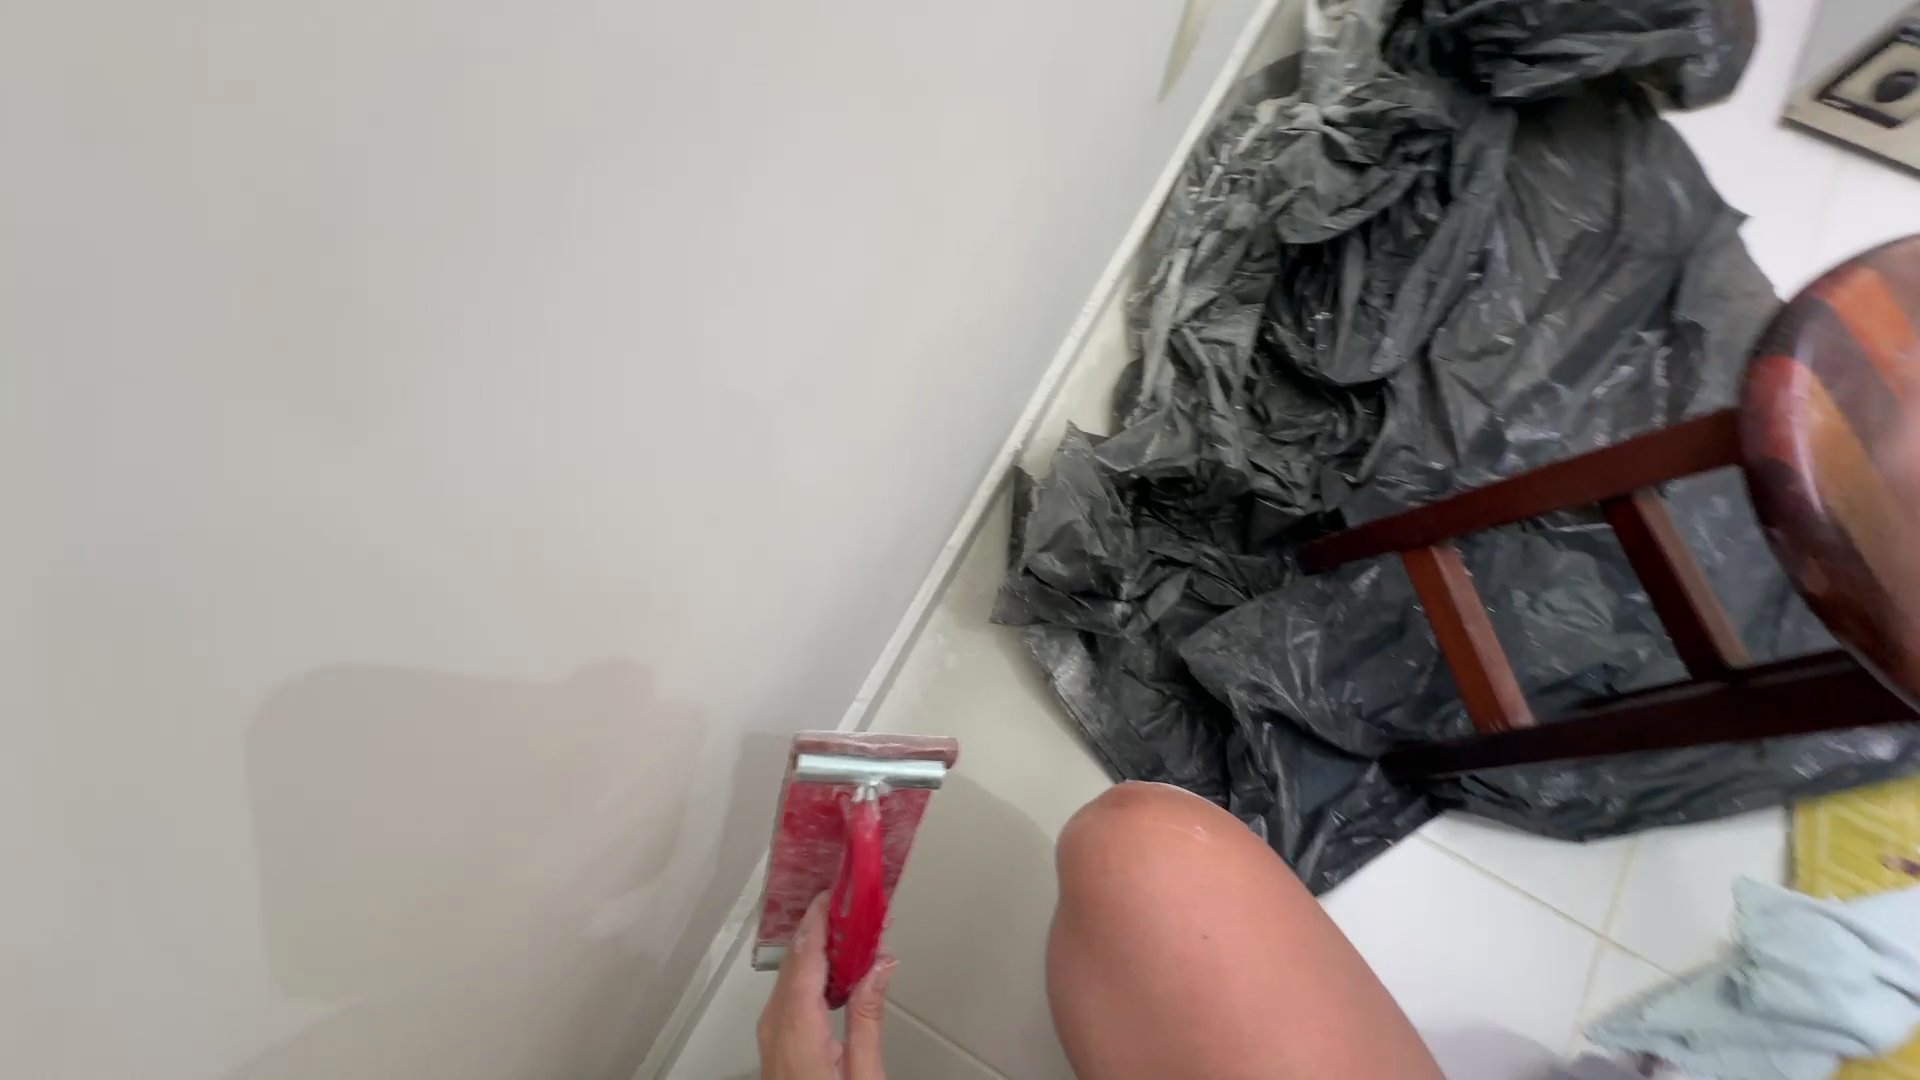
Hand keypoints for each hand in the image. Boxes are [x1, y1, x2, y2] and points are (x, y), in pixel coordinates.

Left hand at [757, 891, 895, 1079]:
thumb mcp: (865, 1079)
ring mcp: (770, 1037)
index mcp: (796, 1034)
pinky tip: (836, 965)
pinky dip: (812, 968)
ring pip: (790, 973)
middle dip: (823, 926)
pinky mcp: (774, 1043)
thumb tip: (880, 963)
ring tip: (853, 927)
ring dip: (818, 945)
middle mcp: (775, 1030)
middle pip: (795, 960)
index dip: (819, 920)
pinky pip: (789, 991)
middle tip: (855, 903)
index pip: (804, 958)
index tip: (836, 891)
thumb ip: (868, 1017)